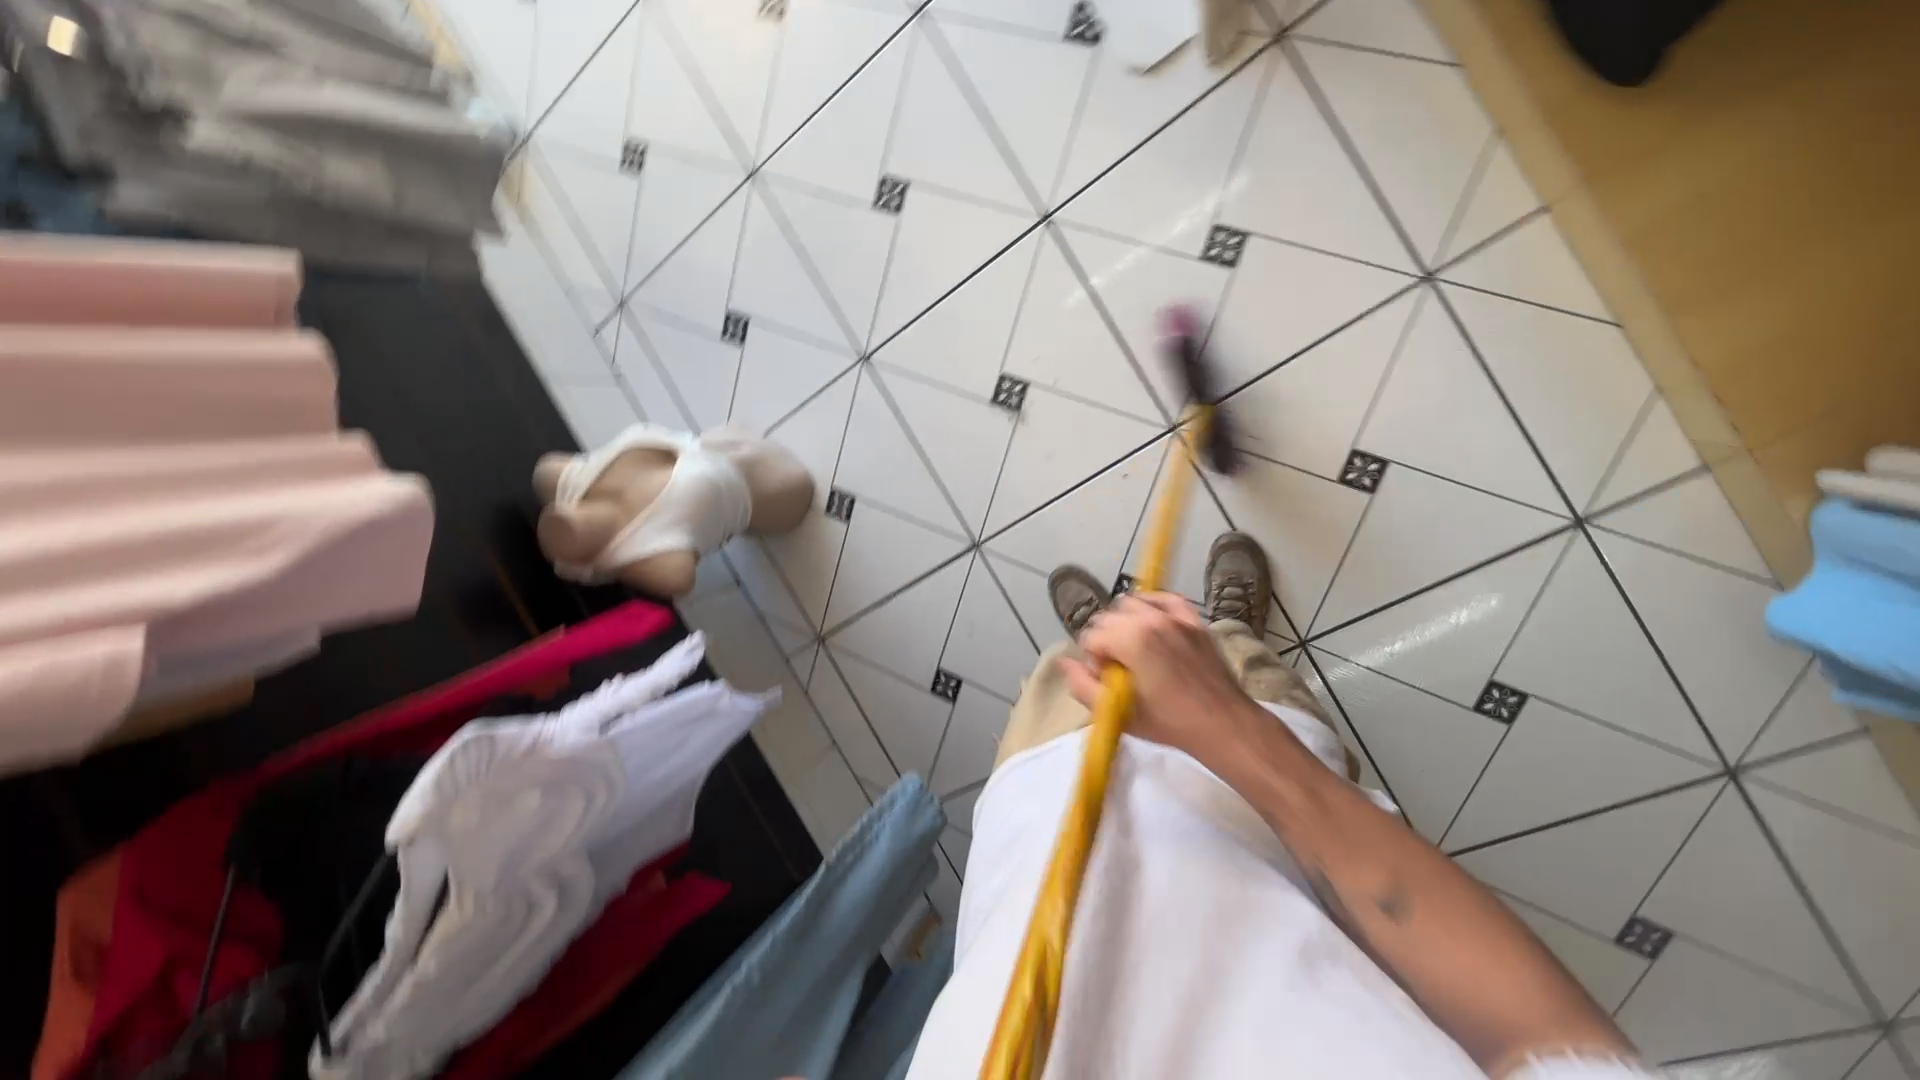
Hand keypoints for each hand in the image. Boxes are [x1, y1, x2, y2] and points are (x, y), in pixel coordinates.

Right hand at [1058, 592, 1280, 761]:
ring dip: (1124, 622)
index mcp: (1131, 639)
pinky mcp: (1194, 622)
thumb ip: (1083, 685)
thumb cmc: (1168, 721)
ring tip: (1132, 648)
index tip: (1107, 681)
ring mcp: (1176, 617)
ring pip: (1133, 603)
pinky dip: (1153, 605)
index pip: (1091, 636)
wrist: (1222, 724)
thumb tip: (1065, 662)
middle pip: (1109, 617)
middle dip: (1105, 640)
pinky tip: (1150, 621)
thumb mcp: (1118, 712)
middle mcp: (1151, 619)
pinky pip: (1167, 599)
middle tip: (1117, 669)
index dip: (1093, 660)